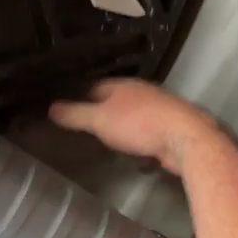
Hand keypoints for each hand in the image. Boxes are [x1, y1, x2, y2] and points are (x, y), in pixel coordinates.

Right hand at [48, 79, 226, 174]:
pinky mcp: (170, 129)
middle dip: (100, 109)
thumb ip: (75, 114)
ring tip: (104, 137)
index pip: (94, 85)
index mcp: (123, 85)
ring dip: (121, 124)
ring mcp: (158, 110)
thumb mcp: (100, 120)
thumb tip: (50, 107)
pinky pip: (146, 132)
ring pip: (132, 115)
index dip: (78, 95)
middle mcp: (141, 92)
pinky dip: (137, 139)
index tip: (66, 106)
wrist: (187, 139)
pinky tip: (132, 152)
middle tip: (83, 123)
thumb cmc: (139, 124)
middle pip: (115, 99)